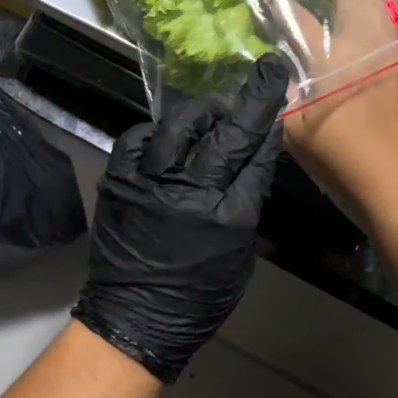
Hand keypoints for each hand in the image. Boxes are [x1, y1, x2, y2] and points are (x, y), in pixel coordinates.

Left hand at [72, 55, 289, 382]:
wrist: (134, 319)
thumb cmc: (199, 295)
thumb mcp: (240, 253)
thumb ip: (245, 202)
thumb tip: (252, 157)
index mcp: (230, 218)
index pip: (257, 155)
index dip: (270, 120)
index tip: (278, 92)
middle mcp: (191, 194)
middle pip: (226, 134)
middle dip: (251, 99)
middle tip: (260, 79)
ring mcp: (150, 184)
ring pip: (179, 126)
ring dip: (201, 114)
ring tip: (209, 116)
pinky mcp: (119, 183)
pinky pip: (137, 140)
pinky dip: (156, 133)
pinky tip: (166, 138)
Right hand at [279, 0, 397, 216]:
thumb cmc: (340, 158)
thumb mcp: (293, 131)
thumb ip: (278, 92)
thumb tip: (271, 65)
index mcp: (330, 61)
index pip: (300, 19)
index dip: (280, 4)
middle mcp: (362, 47)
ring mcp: (389, 54)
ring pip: (375, 5)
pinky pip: (386, 25)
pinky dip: (370, 12)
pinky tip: (357, 26)